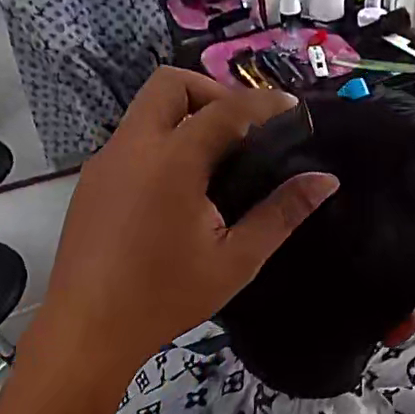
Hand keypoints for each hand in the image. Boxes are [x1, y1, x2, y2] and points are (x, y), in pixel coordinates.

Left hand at [31, 67, 338, 374]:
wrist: (89, 329)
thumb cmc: (167, 296)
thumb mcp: (237, 259)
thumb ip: (282, 213)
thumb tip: (325, 181)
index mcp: (171, 162)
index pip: (224, 109)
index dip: (263, 102)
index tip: (290, 108)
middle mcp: (132, 148)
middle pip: (170, 84)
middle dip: (212, 93)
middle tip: (242, 132)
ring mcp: (105, 162)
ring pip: (145, 110)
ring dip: (184, 116)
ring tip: (216, 162)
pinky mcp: (91, 182)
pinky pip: (131, 140)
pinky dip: (162, 141)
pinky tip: (179, 190)